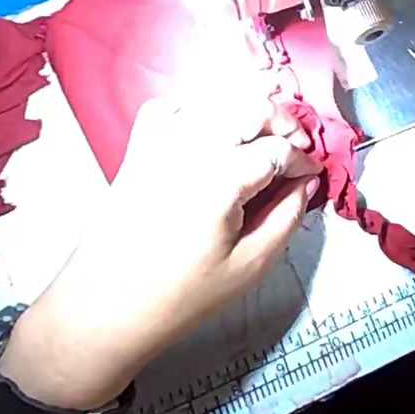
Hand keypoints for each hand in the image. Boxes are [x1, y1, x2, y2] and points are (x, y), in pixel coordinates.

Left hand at [0, 98, 322, 408]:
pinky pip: (170, 107)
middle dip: (284, 122)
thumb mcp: (251, 265)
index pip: (277, 151)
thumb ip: (287, 216)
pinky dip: (199, 108)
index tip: (312, 175)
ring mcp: (158, 147)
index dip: (304, 160)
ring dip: (248, 111)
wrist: (102, 312)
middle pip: (249, 108)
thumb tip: (306, 182)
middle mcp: (188, 152)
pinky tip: (214, 129)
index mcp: (219, 183)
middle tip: (297, 148)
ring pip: (213, 101)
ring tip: (263, 135)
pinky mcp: (137, 152)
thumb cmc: (182, 297)